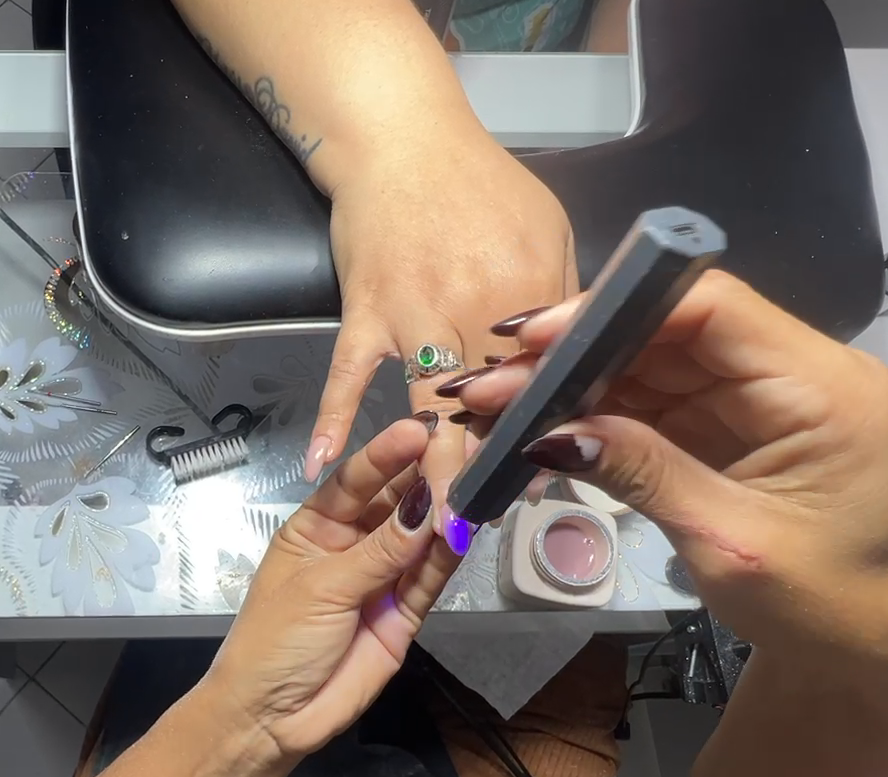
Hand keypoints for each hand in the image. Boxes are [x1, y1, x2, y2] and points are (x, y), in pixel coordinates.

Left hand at [202, 418, 463, 756]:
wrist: (272, 718)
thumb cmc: (275, 641)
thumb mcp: (321, 589)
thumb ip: (378, 552)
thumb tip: (427, 506)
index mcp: (315, 527)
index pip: (355, 481)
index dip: (386, 455)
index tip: (421, 429)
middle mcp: (351, 544)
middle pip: (395, 502)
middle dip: (425, 477)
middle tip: (462, 449)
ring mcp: (381, 577)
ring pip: (420, 536)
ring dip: (445, 512)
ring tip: (476, 480)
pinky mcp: (405, 612)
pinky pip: (431, 576)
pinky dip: (449, 554)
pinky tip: (468, 525)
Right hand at [309, 132, 576, 558]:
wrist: (402, 143)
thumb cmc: (481, 185)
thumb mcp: (547, 231)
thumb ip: (561, 302)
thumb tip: (568, 366)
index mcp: (527, 287)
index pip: (542, 375)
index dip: (544, 430)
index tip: (547, 478)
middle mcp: (469, 309)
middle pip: (487, 405)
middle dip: (490, 467)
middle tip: (493, 523)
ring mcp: (409, 317)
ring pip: (426, 404)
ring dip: (432, 466)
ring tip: (436, 522)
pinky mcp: (362, 317)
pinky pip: (346, 376)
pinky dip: (332, 418)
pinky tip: (319, 463)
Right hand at [451, 271, 887, 652]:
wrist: (868, 647)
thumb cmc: (824, 602)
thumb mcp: (728, 540)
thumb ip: (643, 473)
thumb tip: (547, 434)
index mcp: (815, 387)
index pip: (709, 309)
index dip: (615, 312)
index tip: (533, 343)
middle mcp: (780, 376)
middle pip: (661, 334)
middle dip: (570, 356)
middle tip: (488, 388)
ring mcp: (744, 403)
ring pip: (641, 370)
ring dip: (566, 388)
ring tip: (492, 411)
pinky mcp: (716, 431)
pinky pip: (641, 409)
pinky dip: (585, 419)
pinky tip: (532, 430)